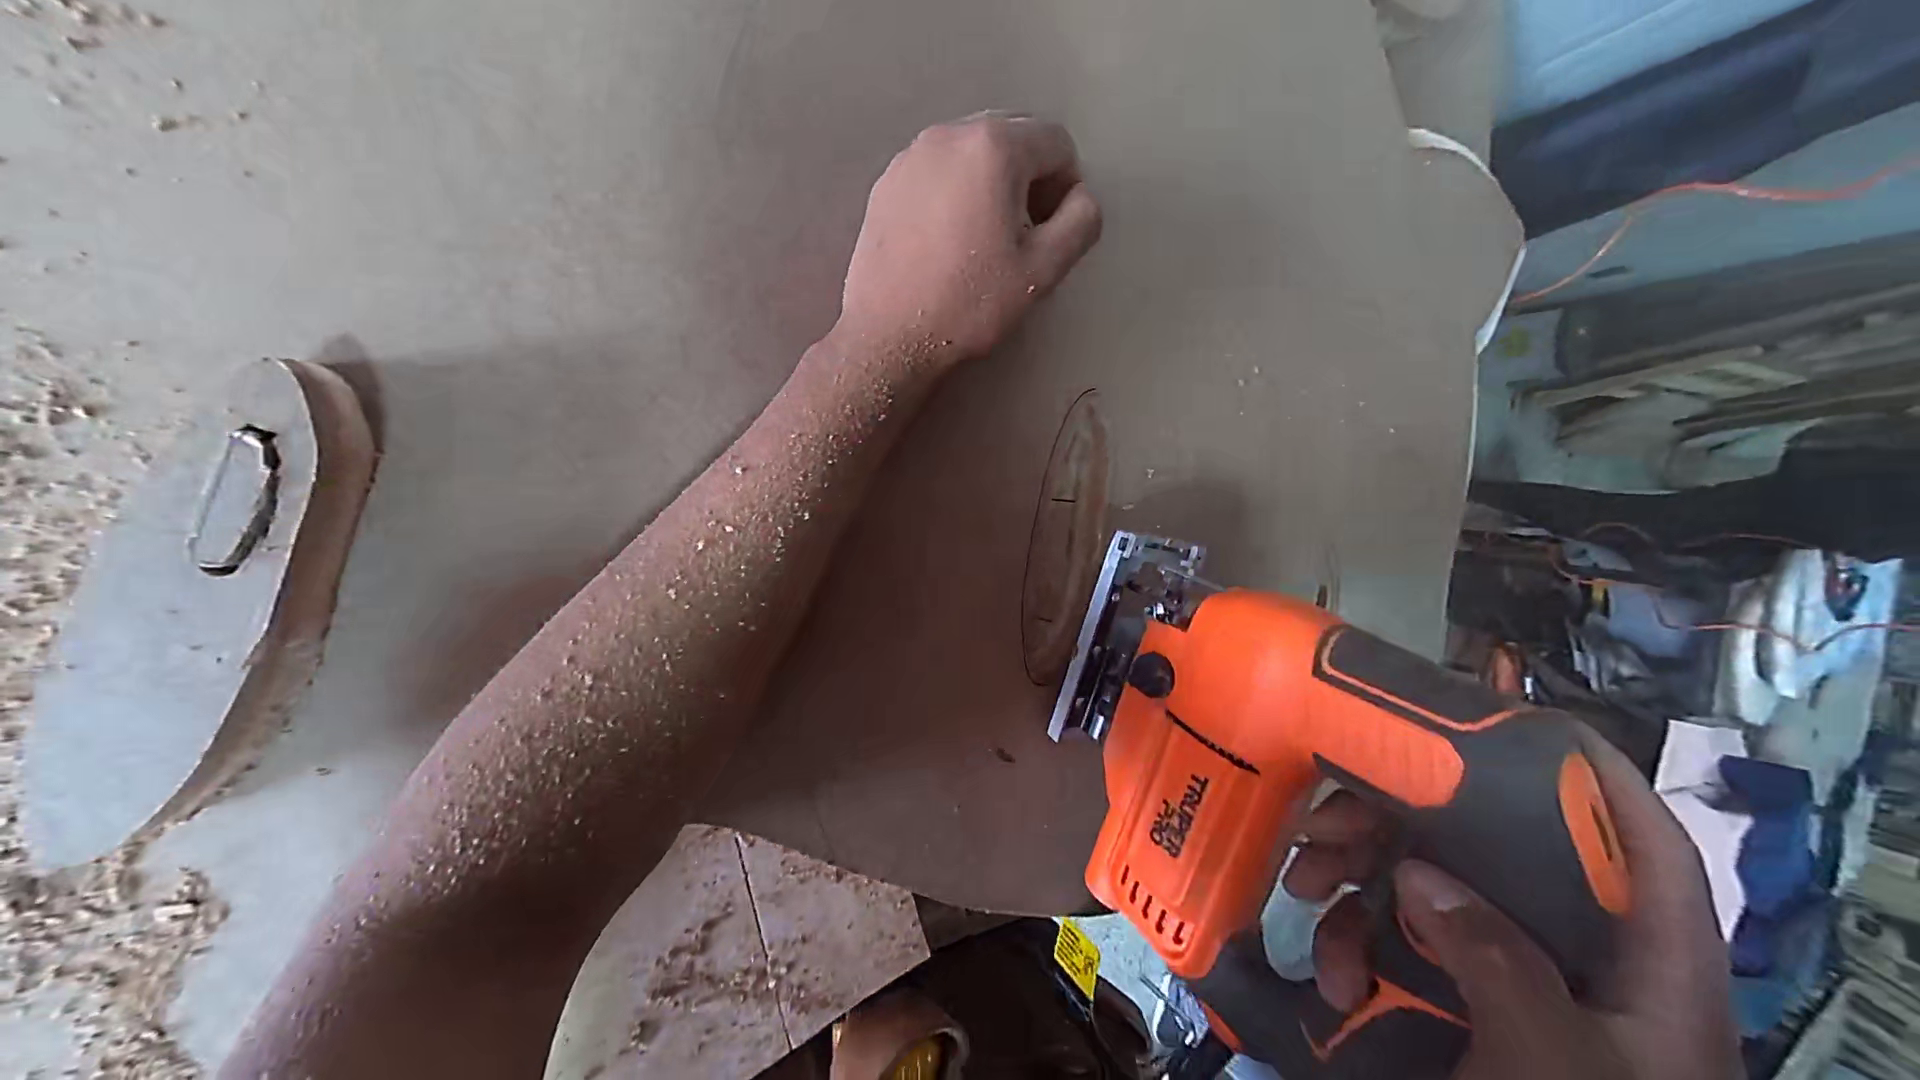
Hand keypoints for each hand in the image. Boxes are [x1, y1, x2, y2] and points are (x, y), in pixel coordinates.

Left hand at [834, 111, 1102, 377]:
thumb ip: (1081, 221)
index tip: (1054, 230)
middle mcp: (948, 134)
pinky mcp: (886, 184)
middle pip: (1012, 138)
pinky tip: (948, 242)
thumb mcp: (1043, 270)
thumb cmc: (969, 304)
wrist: (888, 336)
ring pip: (972, 154)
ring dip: (992, 185)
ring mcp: (910, 157)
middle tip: (1024, 235)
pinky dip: (955, 193)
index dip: (1067, 185)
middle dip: (1030, 179)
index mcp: (993, 147)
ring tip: (985, 240)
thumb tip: (1081, 198)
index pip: (1056, 141)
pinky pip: (937, 173)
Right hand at [1286, 727, 1738, 1079]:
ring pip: (1422, 881)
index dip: (1586, 770)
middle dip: (1391, 824)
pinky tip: (1333, 975)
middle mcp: (1570, 941)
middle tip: (1324, 826)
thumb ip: (1496, 960)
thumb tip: (1415, 873)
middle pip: (1484, 841)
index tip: (1507, 721)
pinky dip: (1353, 943)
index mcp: (1640, 955)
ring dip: (1352, 879)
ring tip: (1303, 891)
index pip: (1635, 837)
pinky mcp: (1456, 987)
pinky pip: (1395, 935)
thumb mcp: (1551, 1060)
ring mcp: (1506, 962)